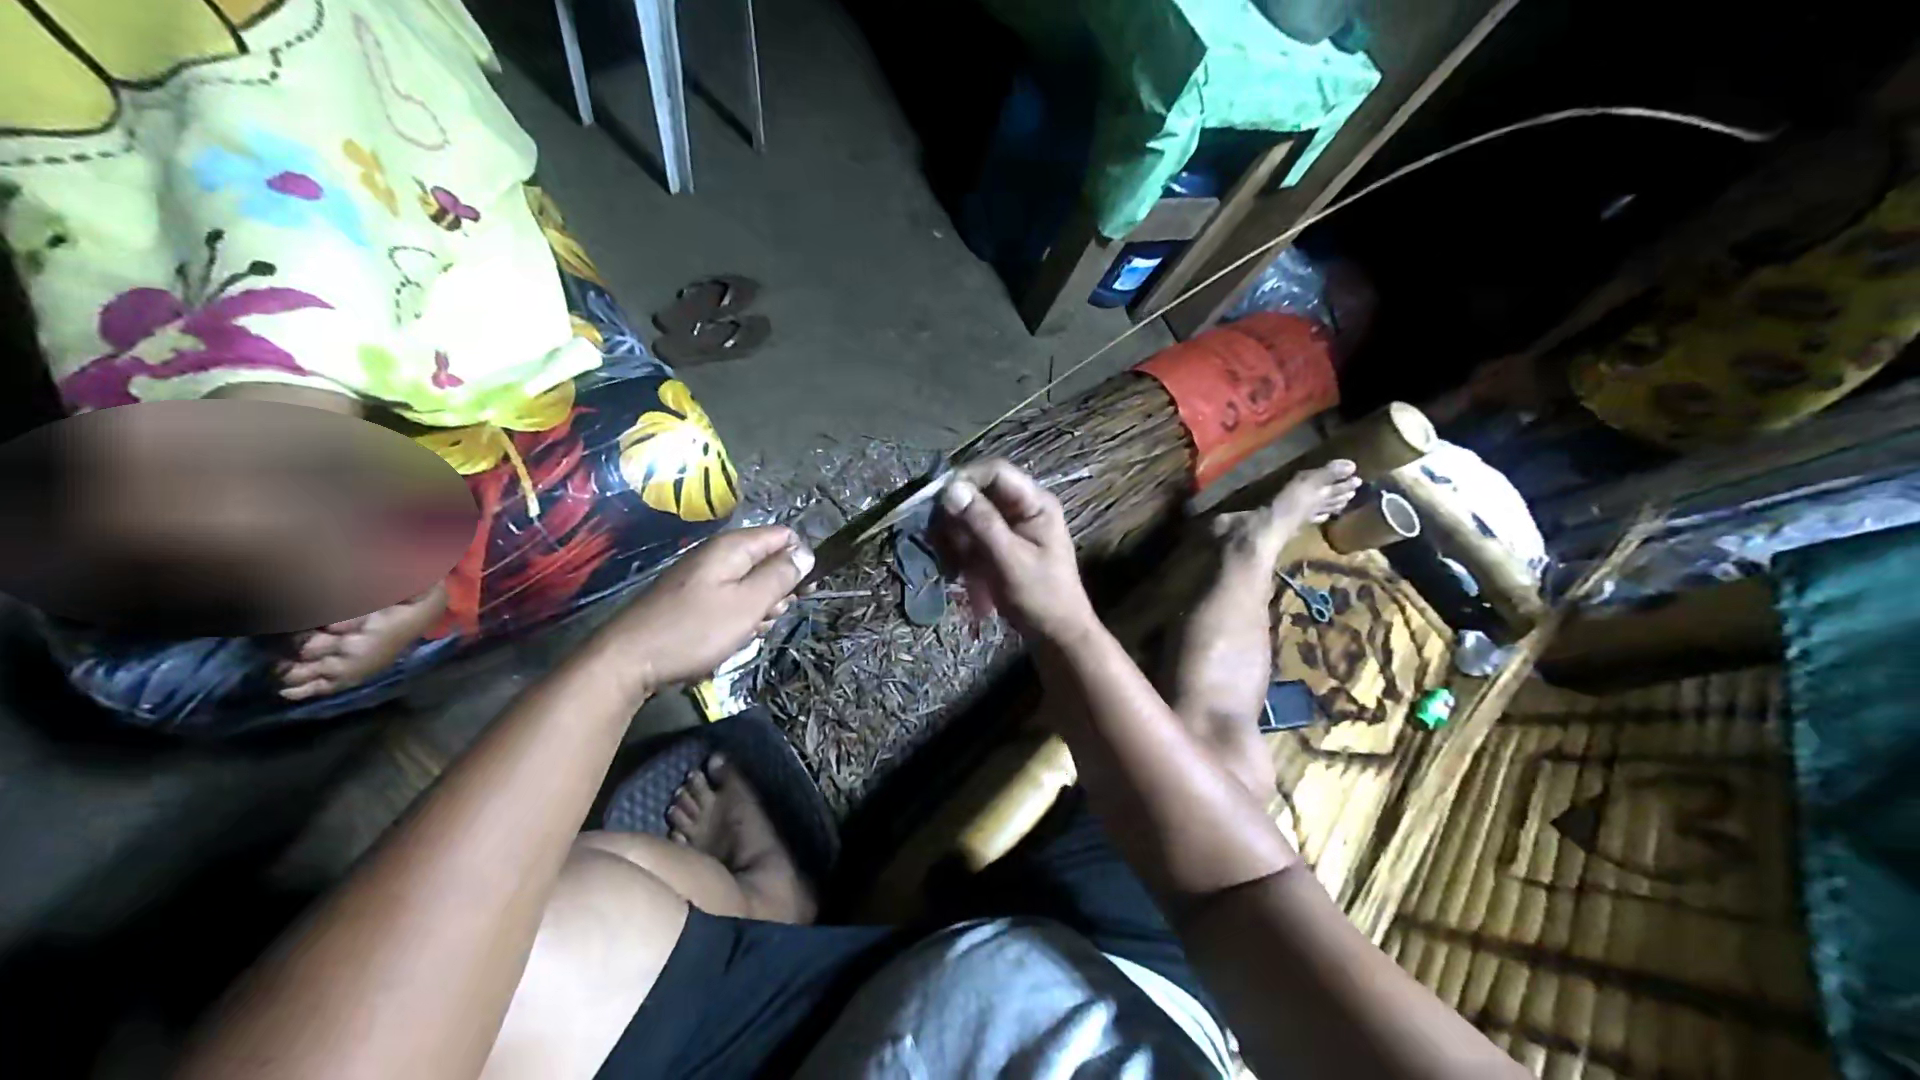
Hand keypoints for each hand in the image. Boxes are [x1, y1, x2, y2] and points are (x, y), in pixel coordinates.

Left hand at [610, 525, 812, 692]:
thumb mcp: (748, 604)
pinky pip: (730, 602)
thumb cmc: (694, 630)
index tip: (804, 591)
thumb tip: (807, 553)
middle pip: (768, 562)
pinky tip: (730, 639)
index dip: (800, 560)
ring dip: (758, 610)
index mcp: (732, 547)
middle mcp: (718, 555)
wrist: (628, 660)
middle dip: (778, 591)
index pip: (783, 537)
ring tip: (746, 632)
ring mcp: (703, 578)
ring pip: (750, 586)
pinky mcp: (692, 600)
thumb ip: (780, 576)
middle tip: (768, 617)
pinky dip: (737, 619)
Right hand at [934, 459, 1096, 643]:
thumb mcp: (1010, 560)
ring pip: (966, 518)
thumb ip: (982, 523)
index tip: (937, 501)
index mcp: (1034, 503)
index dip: (964, 480)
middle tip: (942, 545)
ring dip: (953, 540)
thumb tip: (950, 489)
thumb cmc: (1041, 597)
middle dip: (954, 518)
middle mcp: (1020, 509)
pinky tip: (957, 574)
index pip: (995, 472)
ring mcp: (1007, 528)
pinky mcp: (996, 547)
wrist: (1056, 637)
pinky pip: (968, 539)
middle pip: (975, 494)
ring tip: (954, 568)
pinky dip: (958, 554)